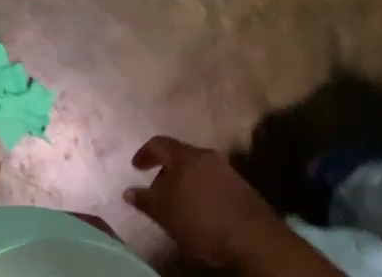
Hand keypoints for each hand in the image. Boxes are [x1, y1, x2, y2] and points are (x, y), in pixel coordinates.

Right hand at [122, 136, 289, 268]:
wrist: (253, 238)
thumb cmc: (201, 219)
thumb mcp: (165, 212)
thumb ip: (145, 199)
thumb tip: (128, 191)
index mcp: (185, 155)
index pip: (159, 143)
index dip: (145, 153)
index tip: (136, 166)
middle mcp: (206, 155)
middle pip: (181, 156)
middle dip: (167, 171)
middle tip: (157, 188)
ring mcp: (228, 171)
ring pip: (199, 170)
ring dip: (186, 182)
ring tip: (179, 202)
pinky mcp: (243, 188)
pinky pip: (214, 183)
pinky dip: (203, 192)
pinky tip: (201, 210)